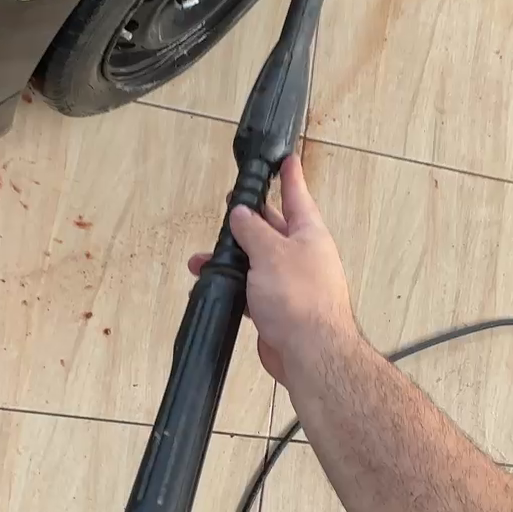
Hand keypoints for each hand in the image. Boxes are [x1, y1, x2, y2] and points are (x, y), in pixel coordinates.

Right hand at [187, 154, 358, 384]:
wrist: (309, 353)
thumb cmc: (299, 298)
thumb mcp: (270, 253)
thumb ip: (252, 230)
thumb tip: (241, 214)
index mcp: (308, 234)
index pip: (298, 195)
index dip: (290, 176)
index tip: (287, 158)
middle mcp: (302, 255)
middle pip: (273, 228)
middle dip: (250, 217)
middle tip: (233, 204)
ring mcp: (290, 282)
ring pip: (257, 260)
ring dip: (233, 256)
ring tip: (203, 256)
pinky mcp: (277, 307)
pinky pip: (251, 288)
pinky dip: (233, 284)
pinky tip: (213, 284)